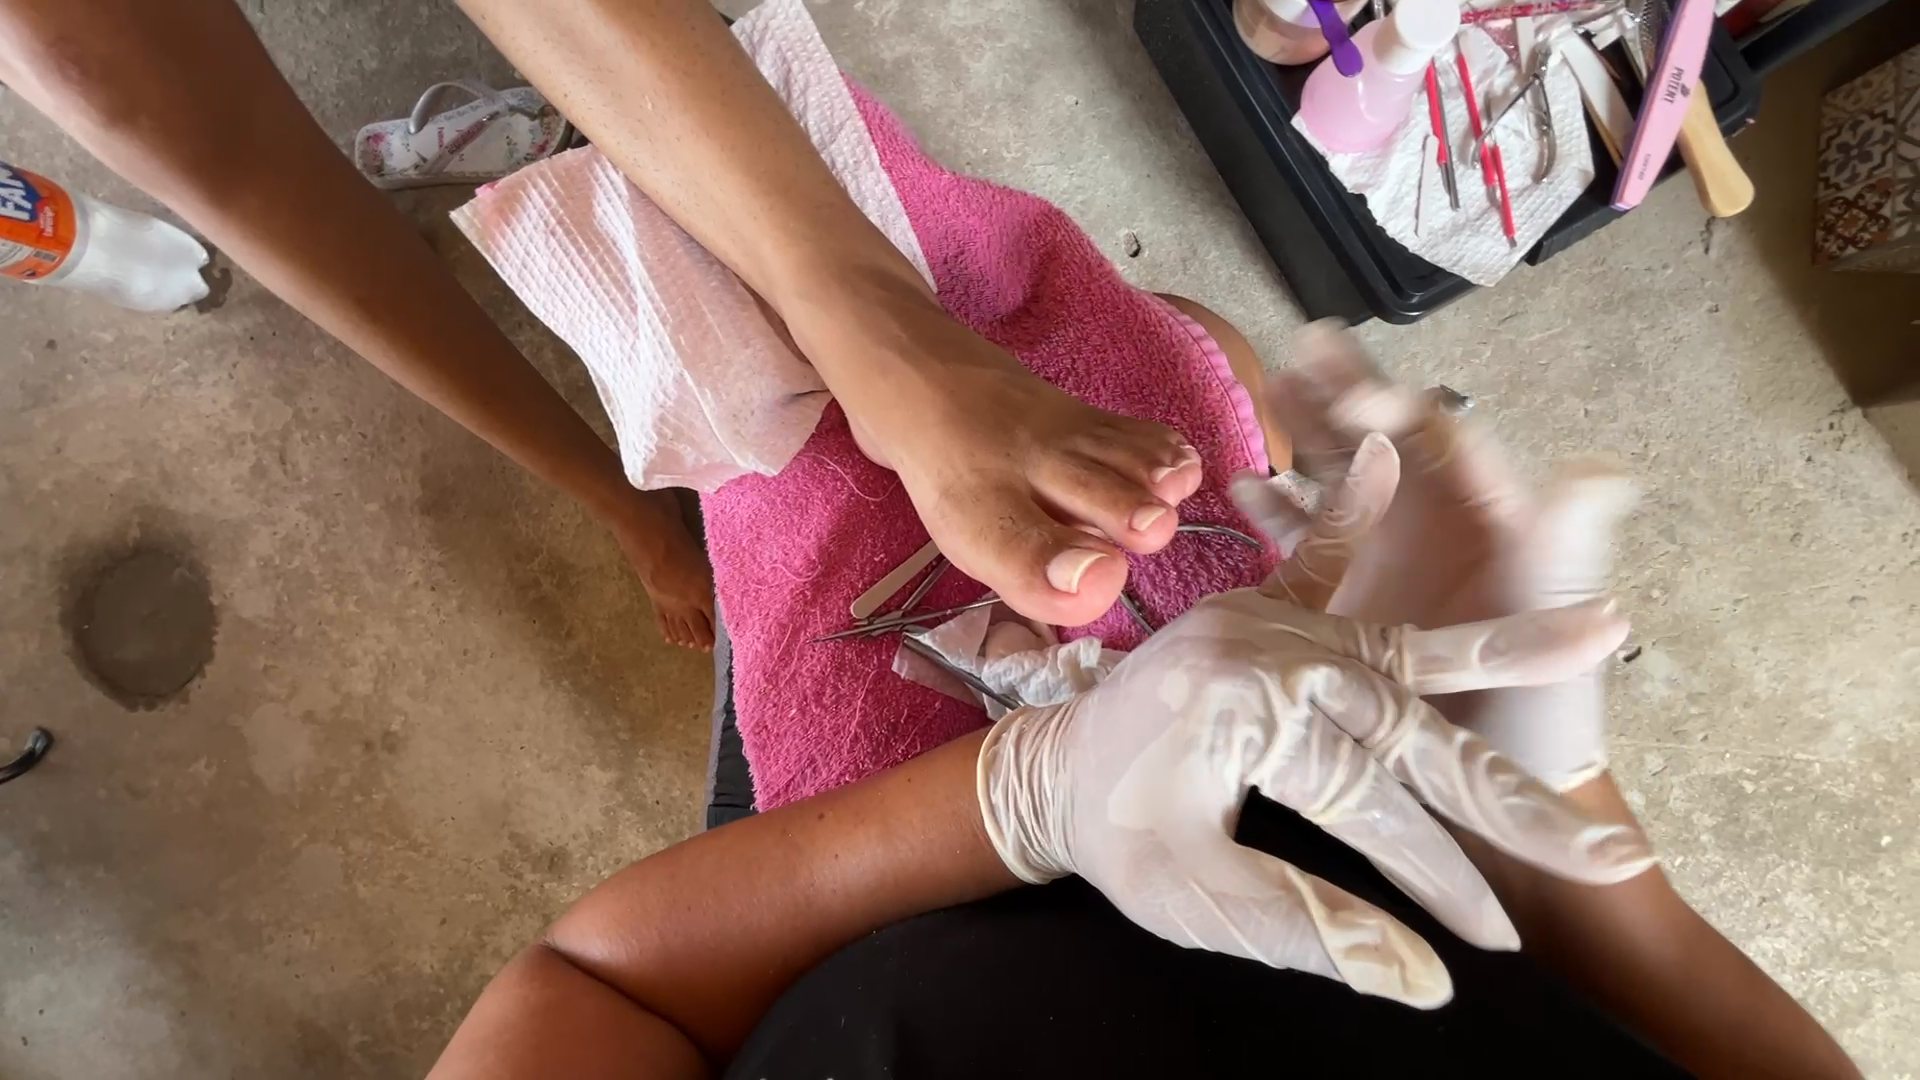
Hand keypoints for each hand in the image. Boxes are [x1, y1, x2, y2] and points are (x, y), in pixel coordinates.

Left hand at [977, 449, 1653, 1007]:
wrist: (1051, 772)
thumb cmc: (1111, 836)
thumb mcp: (1195, 896)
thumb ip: (1305, 926)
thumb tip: (1423, 980)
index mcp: (1244, 714)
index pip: (1373, 808)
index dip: (1438, 879)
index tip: (1493, 939)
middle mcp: (1260, 651)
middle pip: (1403, 728)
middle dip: (1498, 797)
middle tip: (1602, 847)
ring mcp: (1256, 623)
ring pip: (1391, 646)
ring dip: (1490, 650)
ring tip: (1596, 627)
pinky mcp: (1246, 612)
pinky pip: (1307, 563)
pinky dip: (1345, 517)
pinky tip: (1381, 462)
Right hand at [1238, 322, 1632, 789]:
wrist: (1485, 786)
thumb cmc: (1535, 711)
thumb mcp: (1556, 633)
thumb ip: (1566, 550)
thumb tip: (1598, 471)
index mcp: (1483, 516)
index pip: (1440, 440)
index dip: (1394, 411)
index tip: (1349, 403)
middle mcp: (1427, 521)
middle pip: (1381, 439)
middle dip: (1343, 391)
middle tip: (1306, 346)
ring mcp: (1377, 552)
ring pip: (1336, 474)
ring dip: (1303, 432)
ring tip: (1274, 390)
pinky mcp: (1337, 586)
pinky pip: (1302, 534)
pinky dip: (1274, 507)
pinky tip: (1247, 484)